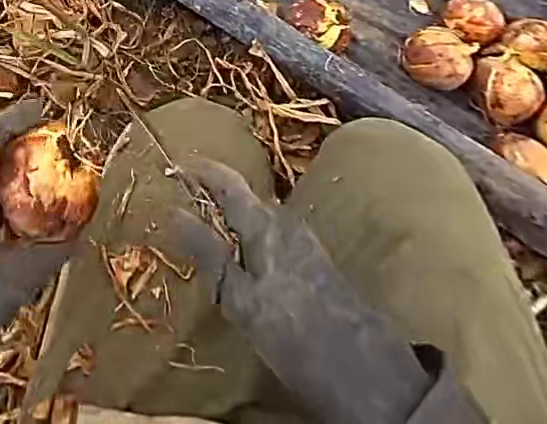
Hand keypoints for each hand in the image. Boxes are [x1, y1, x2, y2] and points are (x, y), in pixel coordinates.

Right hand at [172, 160, 433, 423]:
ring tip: (200, 229)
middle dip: (210, 194)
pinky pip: (268, 237)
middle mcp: (286, 224)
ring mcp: (303, 245)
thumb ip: (210, 255)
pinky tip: (237, 261)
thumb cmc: (300, 338)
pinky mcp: (313, 267)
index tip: (172, 165)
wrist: (374, 382)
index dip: (199, 170)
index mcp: (266, 225)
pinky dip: (245, 238)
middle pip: (242, 197)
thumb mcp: (244, 302)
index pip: (226, 181)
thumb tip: (173, 211)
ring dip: (228, 217)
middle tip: (178, 200)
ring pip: (255, 218)